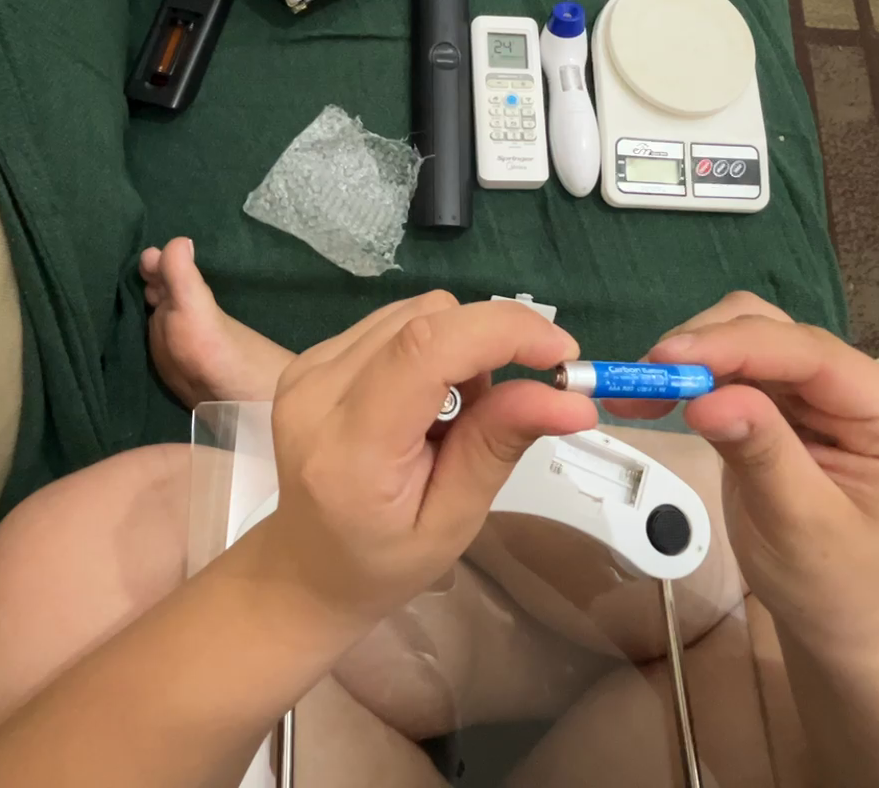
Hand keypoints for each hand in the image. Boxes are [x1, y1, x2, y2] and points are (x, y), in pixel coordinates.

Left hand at [254, 292, 596, 625]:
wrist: (306, 565)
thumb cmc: (382, 562)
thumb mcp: (453, 521)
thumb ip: (498, 447)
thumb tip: (572, 399)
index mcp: (350, 450)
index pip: (425, 351)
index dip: (503, 332)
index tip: (561, 355)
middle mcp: (317, 392)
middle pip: (426, 319)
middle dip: (491, 344)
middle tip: (508, 403)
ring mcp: (307, 367)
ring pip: (415, 312)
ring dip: (461, 347)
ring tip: (457, 412)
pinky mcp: (311, 357)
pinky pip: (394, 322)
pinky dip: (433, 347)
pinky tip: (427, 398)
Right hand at [625, 293, 878, 652]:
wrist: (834, 614)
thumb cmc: (831, 582)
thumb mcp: (799, 525)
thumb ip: (760, 452)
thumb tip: (704, 399)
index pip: (815, 355)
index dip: (739, 345)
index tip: (667, 358)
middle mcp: (864, 390)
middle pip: (778, 333)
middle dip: (707, 349)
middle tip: (644, 381)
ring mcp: (824, 392)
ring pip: (749, 337)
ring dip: (693, 358)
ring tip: (643, 392)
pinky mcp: (788, 399)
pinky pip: (734, 366)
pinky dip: (692, 375)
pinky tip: (658, 397)